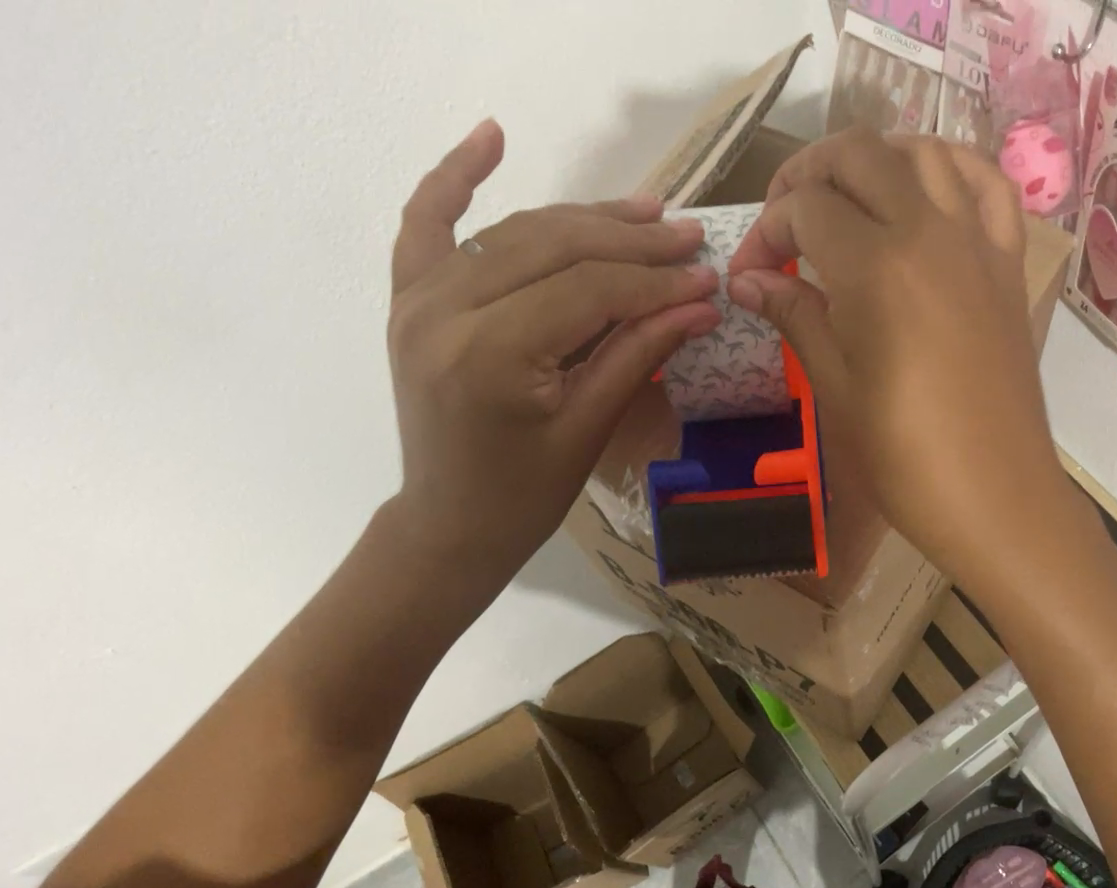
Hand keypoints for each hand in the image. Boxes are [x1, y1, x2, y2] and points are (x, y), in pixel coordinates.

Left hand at [384, 119, 721, 577]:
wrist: (450, 521)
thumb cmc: (525, 495)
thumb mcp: (590, 430)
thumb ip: (638, 355)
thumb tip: (702, 305)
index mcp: (491, 355)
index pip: (588, 290)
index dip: (655, 281)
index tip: (708, 277)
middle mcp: (445, 311)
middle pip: (553, 247)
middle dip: (629, 242)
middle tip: (688, 237)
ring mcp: (418, 299)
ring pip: (513, 231)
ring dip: (582, 217)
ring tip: (645, 211)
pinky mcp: (408, 299)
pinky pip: (428, 222)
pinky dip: (456, 177)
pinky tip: (492, 136)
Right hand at [724, 130, 1089, 589]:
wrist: (995, 497)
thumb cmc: (904, 458)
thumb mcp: (836, 388)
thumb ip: (794, 315)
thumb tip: (746, 279)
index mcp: (877, 268)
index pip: (806, 208)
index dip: (765, 231)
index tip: (750, 275)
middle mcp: (930, 232)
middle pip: (860, 155)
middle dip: (808, 175)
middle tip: (785, 223)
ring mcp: (977, 243)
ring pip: (924, 152)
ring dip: (874, 162)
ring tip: (847, 202)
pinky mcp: (1008, 264)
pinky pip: (987, 185)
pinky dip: (951, 170)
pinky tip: (925, 194)